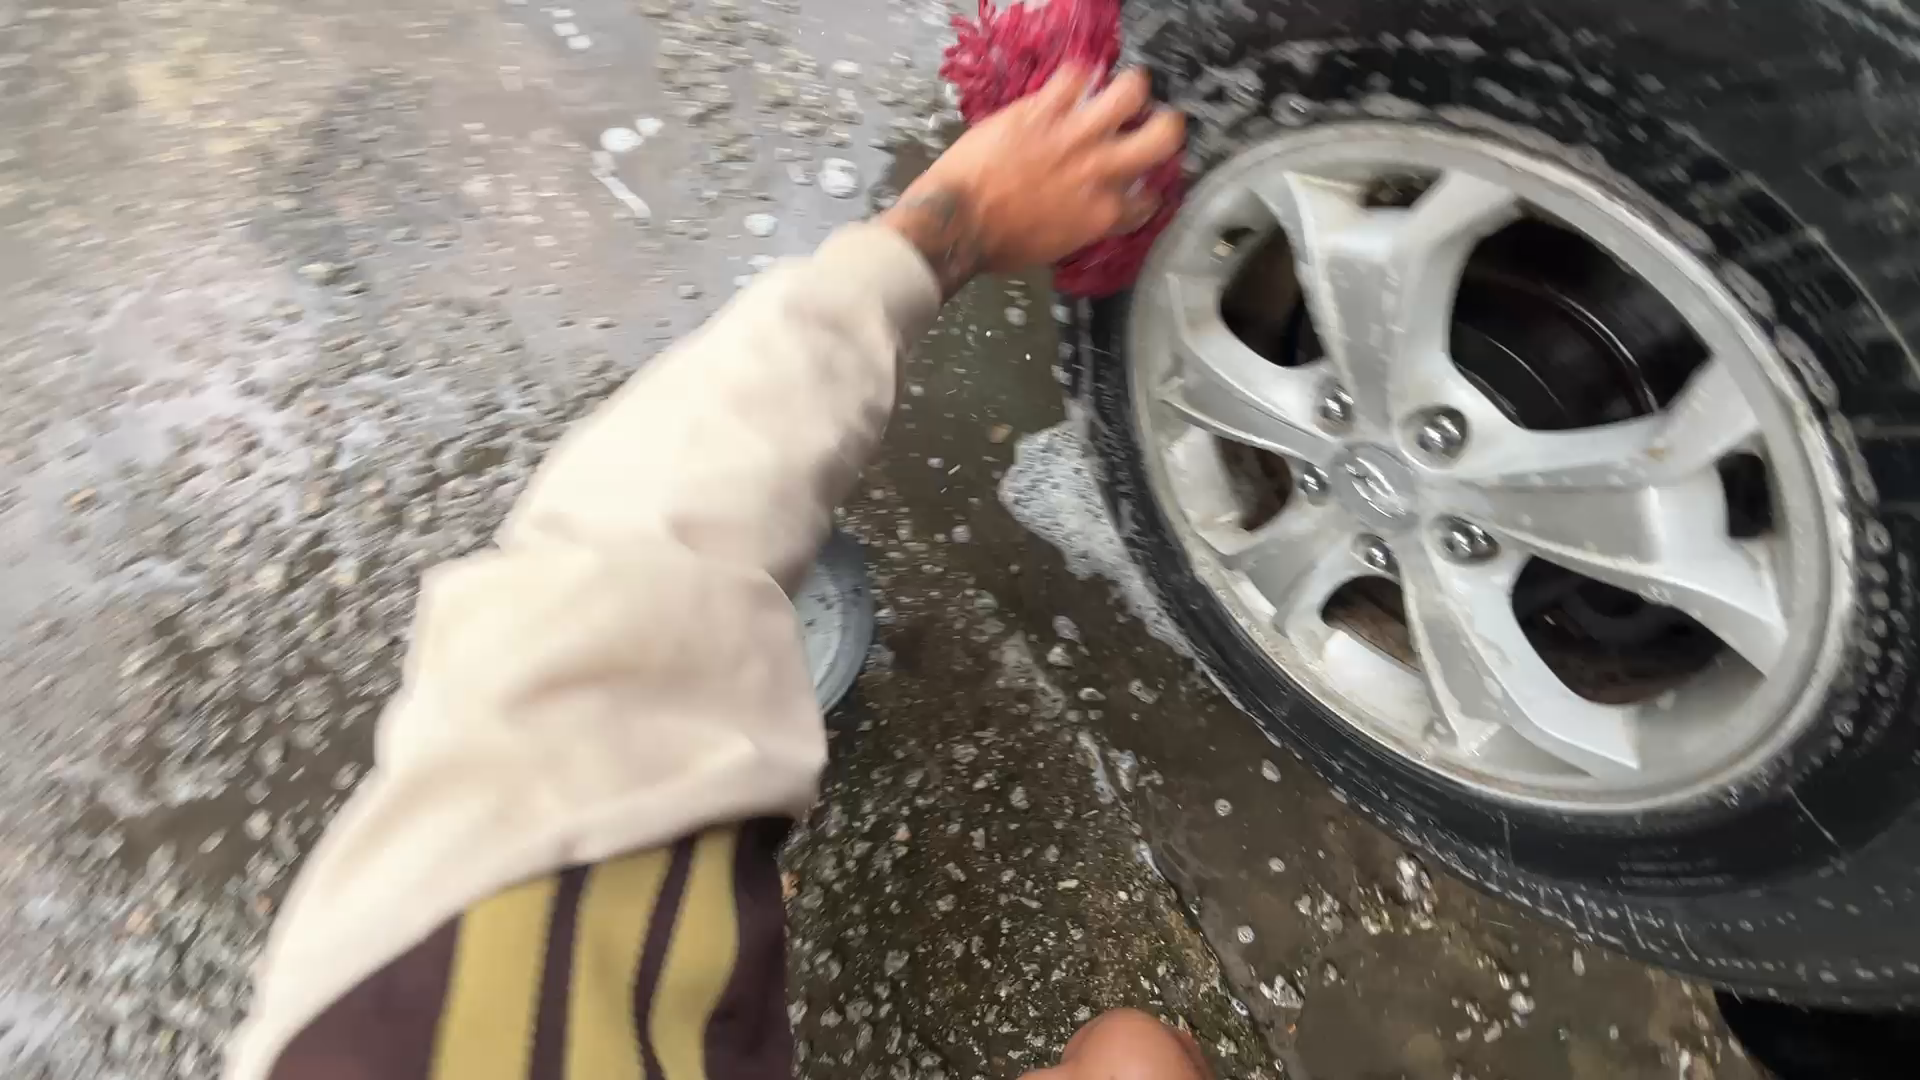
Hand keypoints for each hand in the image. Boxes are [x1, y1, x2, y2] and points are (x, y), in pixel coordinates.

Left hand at [878, 66, 1185, 296]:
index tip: (1138, 186)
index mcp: (1101, 215)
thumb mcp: (1051, 248)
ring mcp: (1074, 135)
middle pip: (1163, 136)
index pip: (1147, 199)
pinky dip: (1074, 80)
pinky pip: (1076, 74)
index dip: (1145, 191)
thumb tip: (1087, 210)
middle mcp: (1099, 171)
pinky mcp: (1044, 109)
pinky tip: (1066, 91)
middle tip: (1146, 127)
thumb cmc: (997, 244)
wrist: (959, 222)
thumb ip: (1081, 224)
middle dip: (1161, 129)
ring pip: (1131, 90)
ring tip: (1112, 99)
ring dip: (1126, 92)